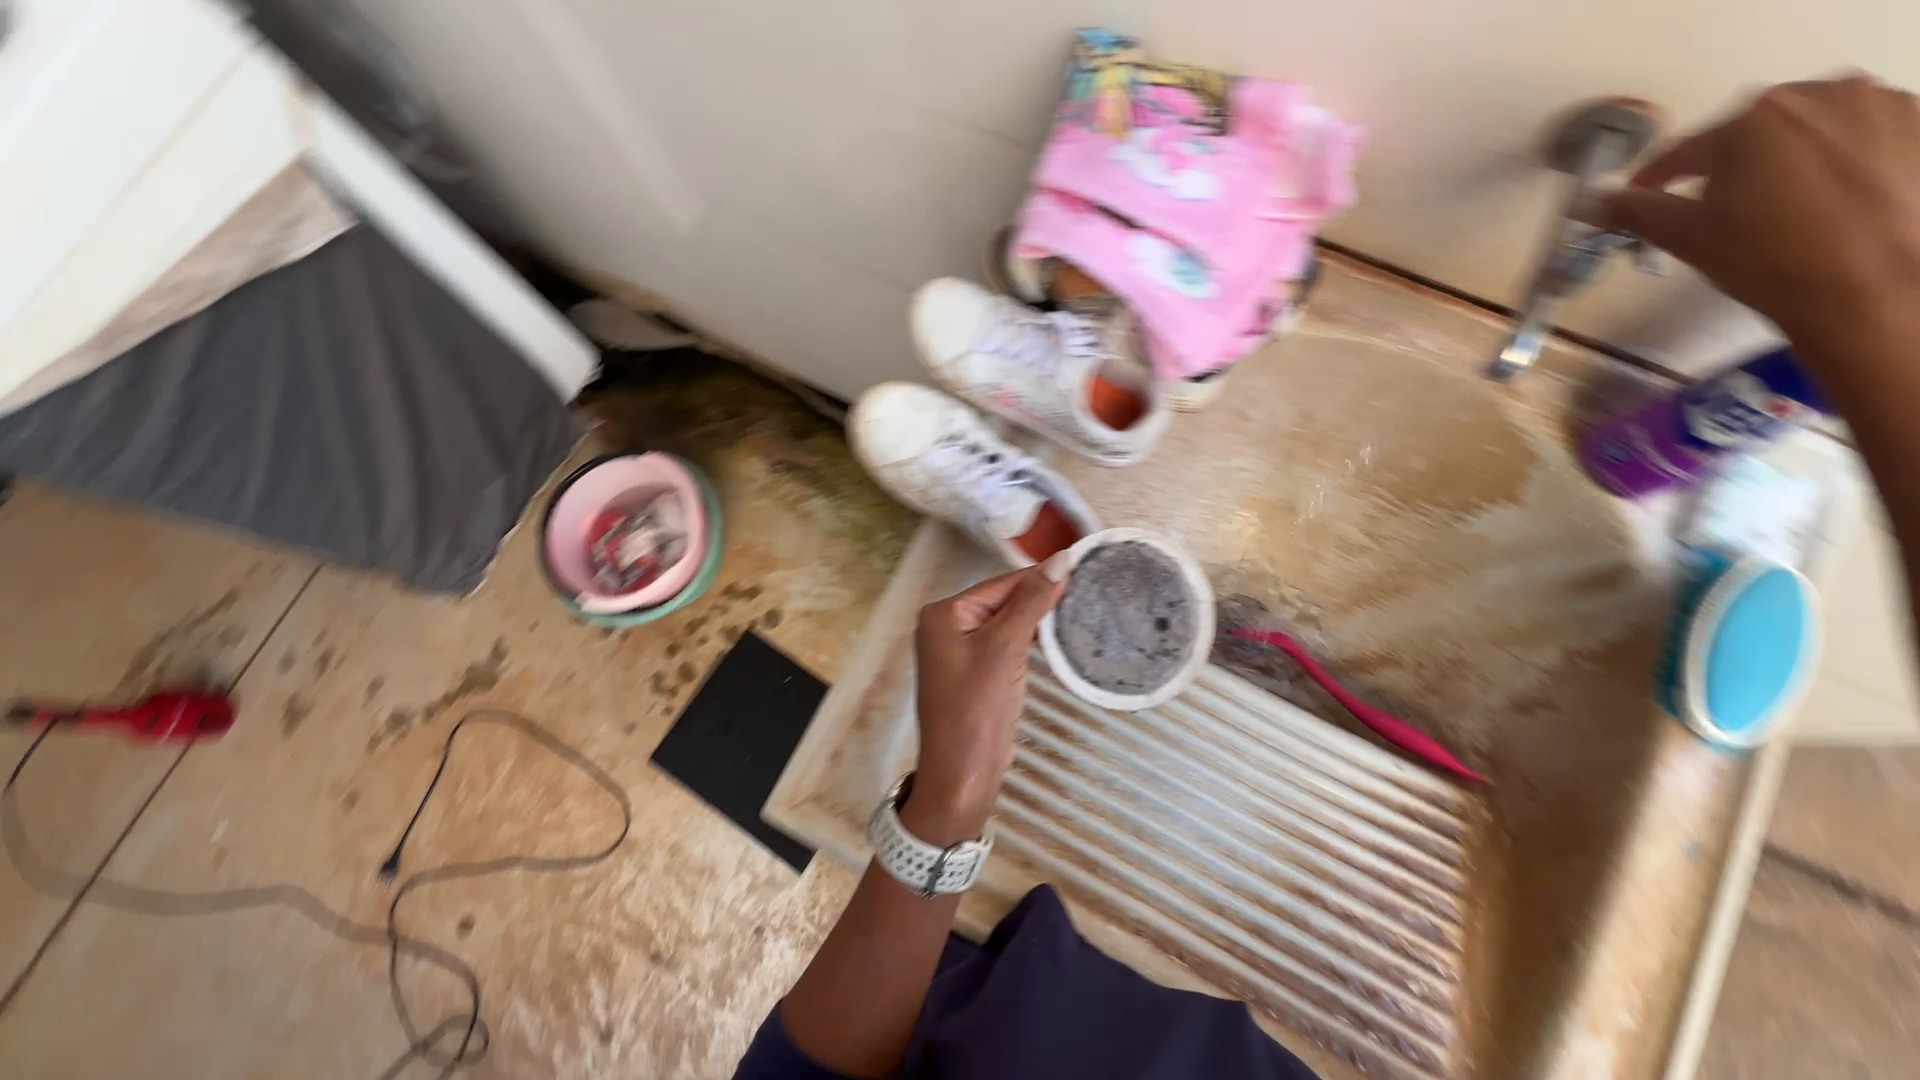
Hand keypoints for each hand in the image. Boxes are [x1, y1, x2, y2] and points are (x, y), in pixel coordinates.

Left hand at [904, 561, 1066, 844]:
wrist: (963, 775)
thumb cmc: (976, 710)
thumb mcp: (1005, 649)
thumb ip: (1031, 603)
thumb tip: (1060, 560)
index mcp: (942, 614)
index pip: (999, 584)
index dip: (1040, 577)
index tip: (1081, 566)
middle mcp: (945, 627)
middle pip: (1002, 601)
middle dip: (1039, 598)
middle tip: (1086, 589)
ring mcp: (959, 652)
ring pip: (1006, 623)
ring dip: (1037, 620)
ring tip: (1078, 609)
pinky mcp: (975, 674)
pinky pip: (1005, 646)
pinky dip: (1029, 641)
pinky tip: (1056, 639)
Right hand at [1604, 75, 1919, 359]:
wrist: (1869, 287)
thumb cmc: (1771, 259)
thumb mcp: (1684, 236)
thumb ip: (1634, 211)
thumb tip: (1594, 203)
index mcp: (1754, 118)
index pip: (1687, 148)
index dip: (1658, 176)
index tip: (1645, 192)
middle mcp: (1822, 94)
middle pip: (1753, 131)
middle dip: (1730, 164)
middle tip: (1717, 207)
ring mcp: (1880, 106)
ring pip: (1808, 129)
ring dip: (1784, 159)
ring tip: (1776, 206)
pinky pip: (1860, 135)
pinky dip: (1836, 161)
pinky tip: (1825, 200)